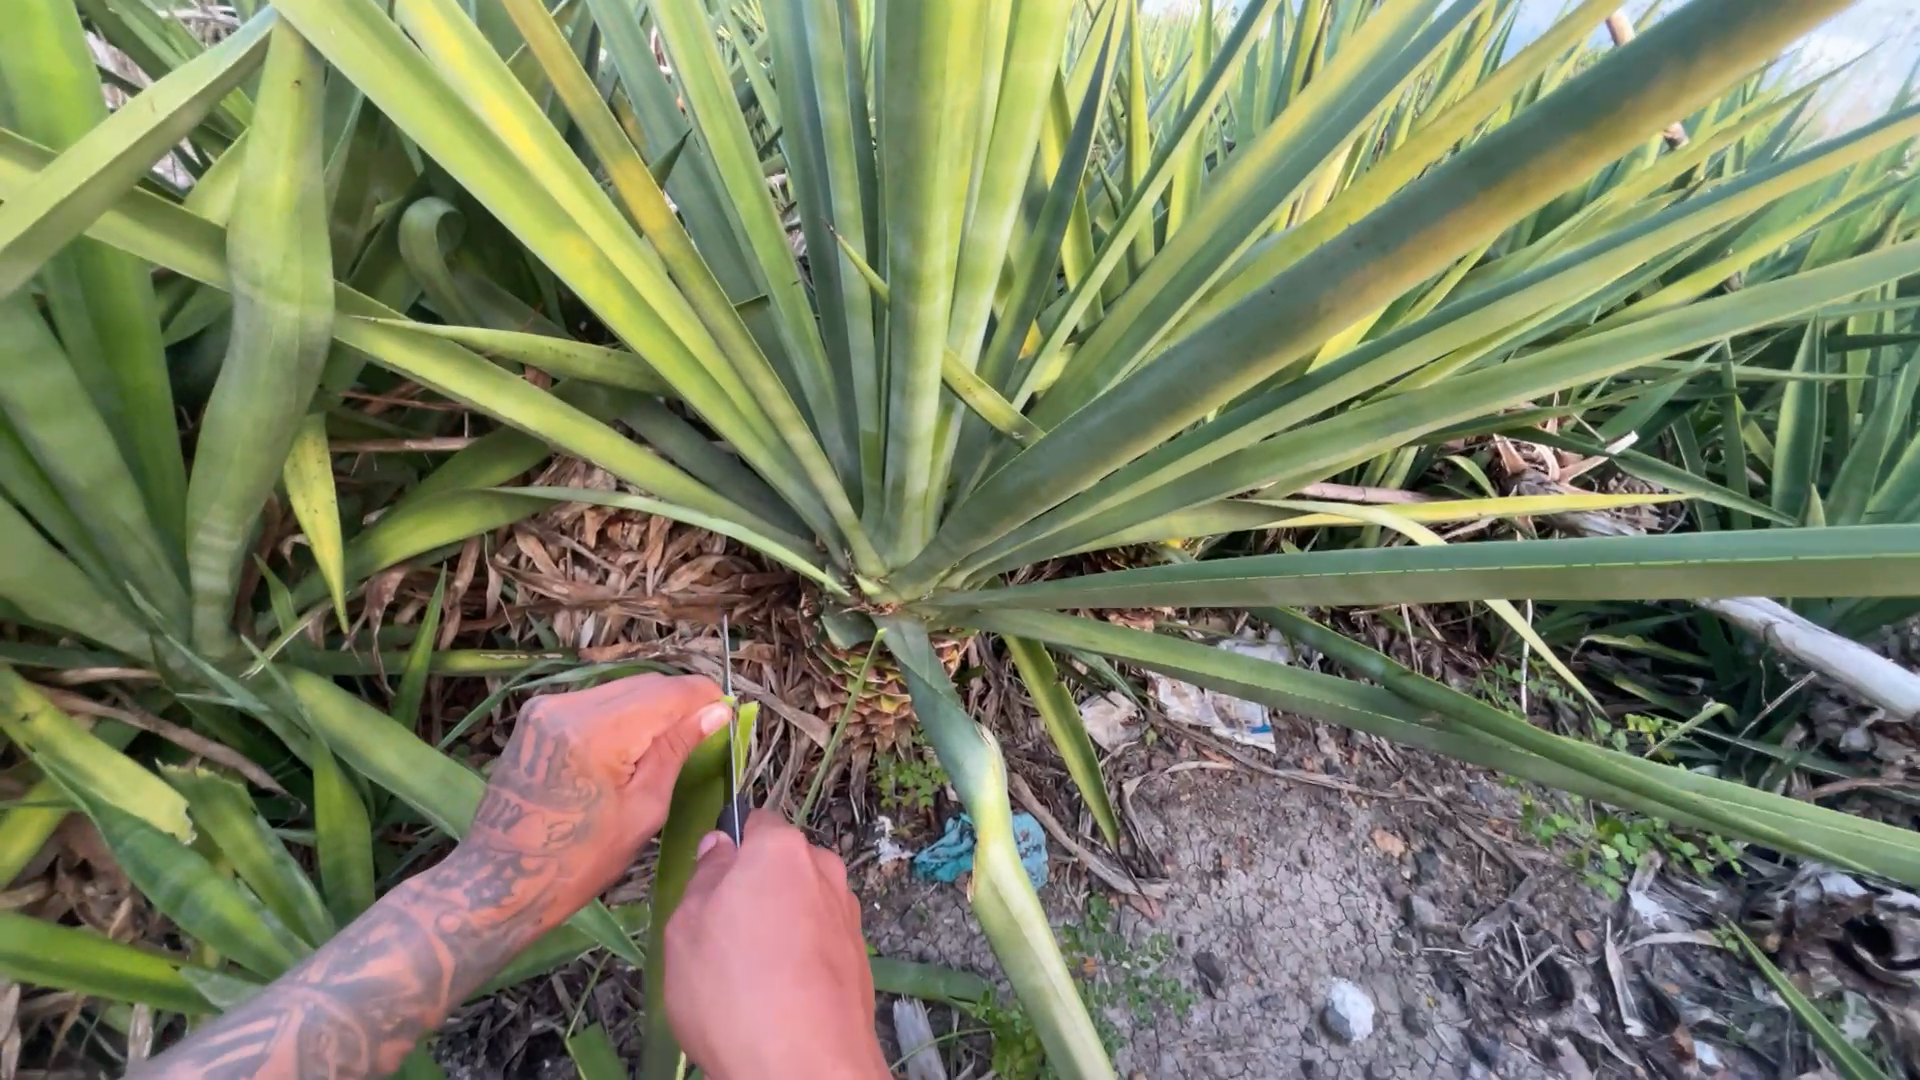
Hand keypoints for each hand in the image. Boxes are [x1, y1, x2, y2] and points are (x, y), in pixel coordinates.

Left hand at [463, 673, 728, 919]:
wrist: (498, 882)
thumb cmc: (580, 860)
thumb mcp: (644, 808)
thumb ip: (678, 749)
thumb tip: (719, 711)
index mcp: (598, 732)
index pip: (672, 691)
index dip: (707, 699)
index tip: (728, 716)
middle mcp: (570, 706)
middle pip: (649, 683)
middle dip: (681, 703)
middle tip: (703, 734)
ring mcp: (549, 706)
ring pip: (626, 687)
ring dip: (653, 708)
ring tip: (667, 744)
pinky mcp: (539, 714)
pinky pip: (600, 699)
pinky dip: (624, 714)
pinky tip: (631, 746)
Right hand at [664, 810, 887, 1079]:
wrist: (806, 1064)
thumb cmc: (733, 988)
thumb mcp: (687, 927)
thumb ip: (705, 876)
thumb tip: (720, 846)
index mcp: (781, 848)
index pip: (756, 823)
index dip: (731, 852)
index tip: (713, 890)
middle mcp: (824, 866)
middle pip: (782, 865)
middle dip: (758, 890)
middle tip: (725, 938)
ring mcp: (847, 909)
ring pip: (803, 902)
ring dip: (783, 924)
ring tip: (755, 976)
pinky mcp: (860, 950)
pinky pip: (821, 938)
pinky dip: (805, 954)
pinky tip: (784, 994)